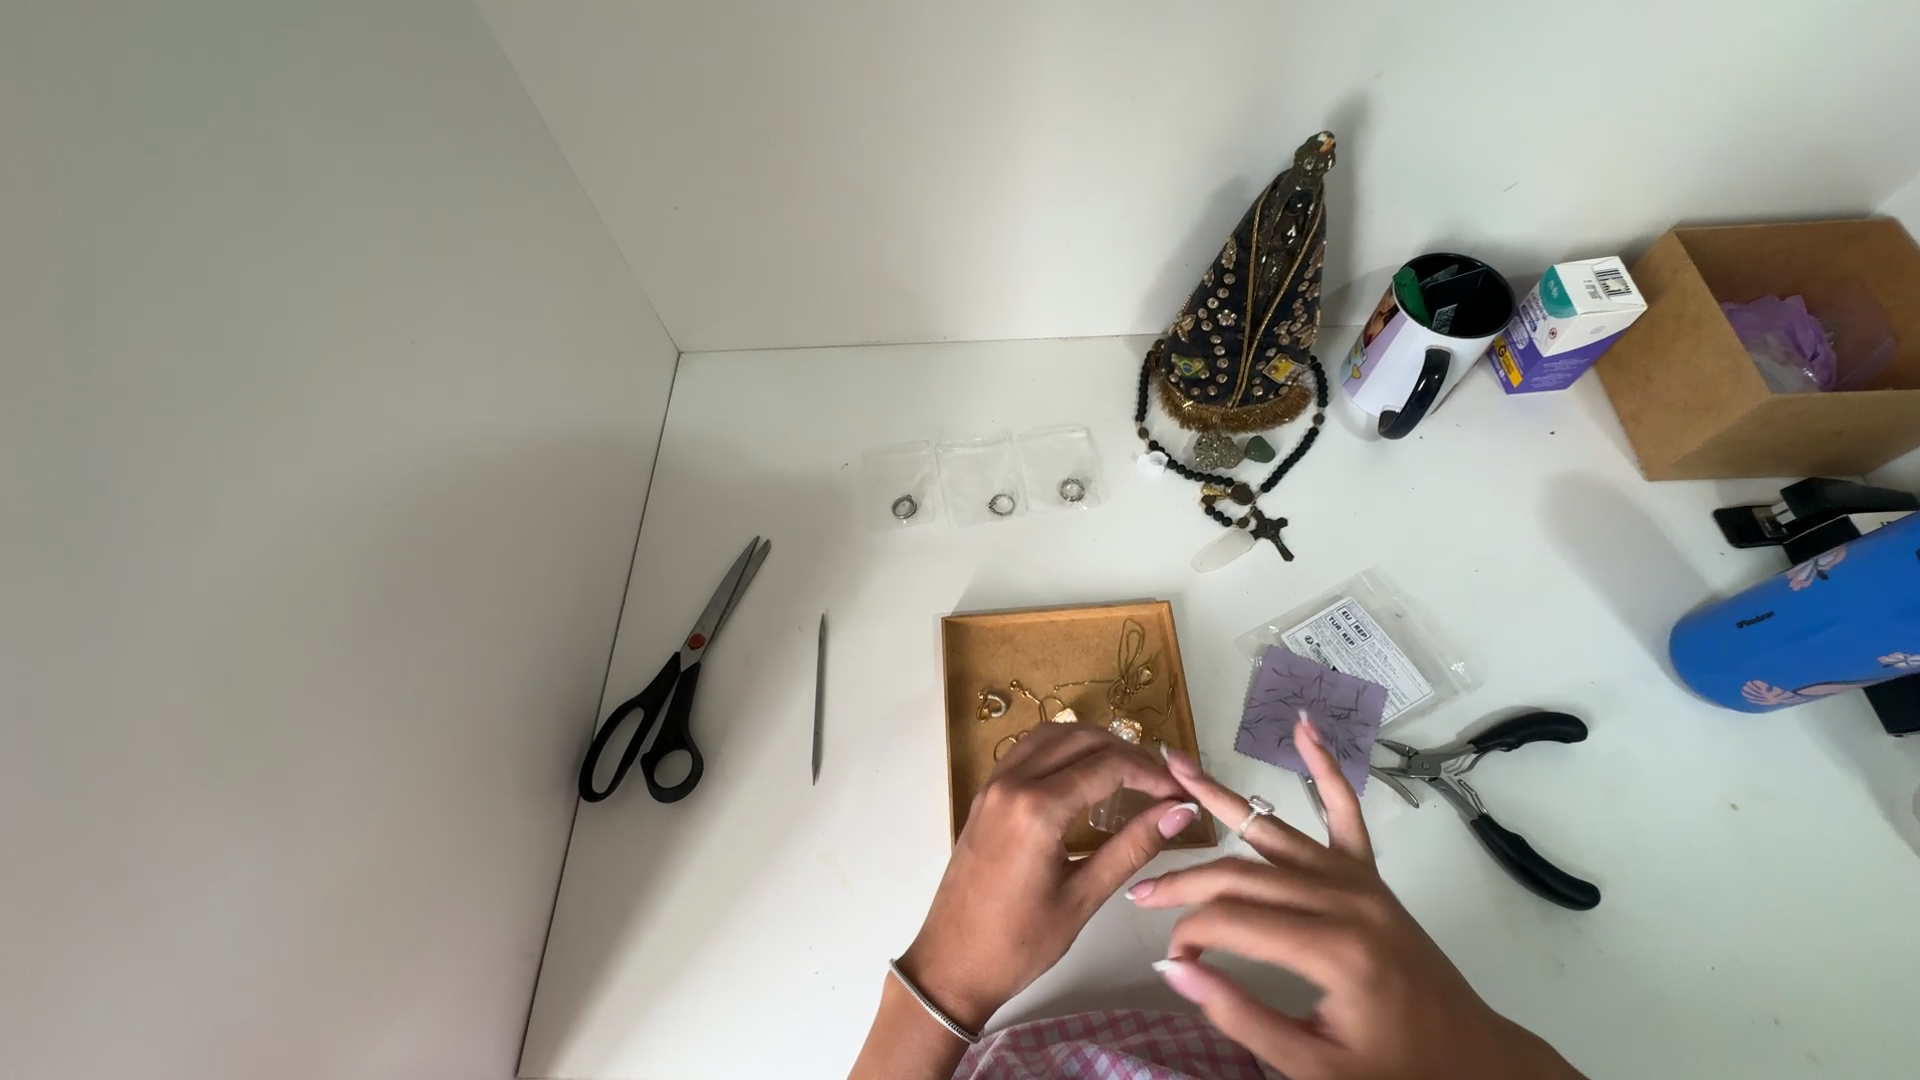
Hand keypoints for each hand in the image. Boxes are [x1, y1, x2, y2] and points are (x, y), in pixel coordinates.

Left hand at [897, 723, 1199, 1031]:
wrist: (952, 962)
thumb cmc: (1019, 942)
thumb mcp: (1083, 897)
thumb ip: (1133, 847)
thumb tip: (1180, 812)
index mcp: (1037, 808)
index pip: (1107, 766)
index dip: (1150, 773)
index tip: (1180, 793)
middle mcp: (1012, 782)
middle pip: (1081, 738)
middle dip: (1127, 752)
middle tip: (1160, 782)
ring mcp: (994, 783)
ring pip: (1052, 734)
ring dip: (1093, 741)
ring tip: (1128, 771)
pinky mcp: (986, 793)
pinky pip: (1028, 749)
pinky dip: (1062, 747)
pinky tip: (1084, 773)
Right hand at [1134, 712, 1584, 1079]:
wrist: (1475, 1064)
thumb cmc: (1395, 1072)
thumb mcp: (1314, 1069)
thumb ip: (1239, 1015)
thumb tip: (1170, 969)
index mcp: (1330, 948)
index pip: (1231, 921)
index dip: (1189, 935)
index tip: (1174, 961)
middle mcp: (1341, 898)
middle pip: (1240, 874)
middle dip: (1184, 882)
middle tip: (1141, 892)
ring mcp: (1357, 877)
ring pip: (1272, 830)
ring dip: (1220, 795)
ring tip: (1175, 763)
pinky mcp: (1369, 872)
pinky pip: (1345, 812)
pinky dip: (1326, 769)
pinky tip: (1305, 728)